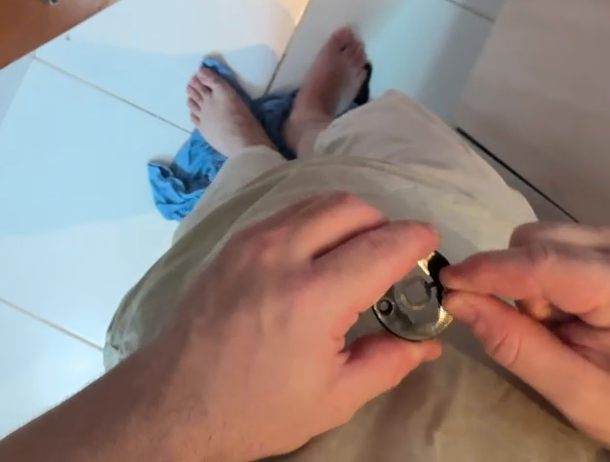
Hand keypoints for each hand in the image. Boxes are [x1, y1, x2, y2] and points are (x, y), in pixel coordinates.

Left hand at [132, 192, 443, 460]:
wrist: (177, 400)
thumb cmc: (257, 408)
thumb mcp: (333, 398)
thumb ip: (387, 361)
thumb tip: (429, 341)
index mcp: (312, 297)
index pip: (380, 246)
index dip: (414, 239)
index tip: (432, 241)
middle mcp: (282, 252)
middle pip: (350, 207)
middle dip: (382, 223)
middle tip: (393, 257)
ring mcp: (253, 239)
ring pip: (317, 201)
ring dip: (348, 217)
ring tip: (357, 254)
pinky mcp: (235, 239)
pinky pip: (289, 211)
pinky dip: (315, 220)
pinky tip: (318, 254)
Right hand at [440, 223, 609, 461]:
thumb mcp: (574, 393)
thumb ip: (513, 342)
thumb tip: (456, 299)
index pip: (541, 263)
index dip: (487, 270)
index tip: (444, 282)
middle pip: (534, 243)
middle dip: (518, 287)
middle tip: (542, 336)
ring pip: (538, 240)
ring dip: (530, 282)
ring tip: (561, 328)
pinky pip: (552, 243)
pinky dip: (545, 276)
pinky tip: (571, 311)